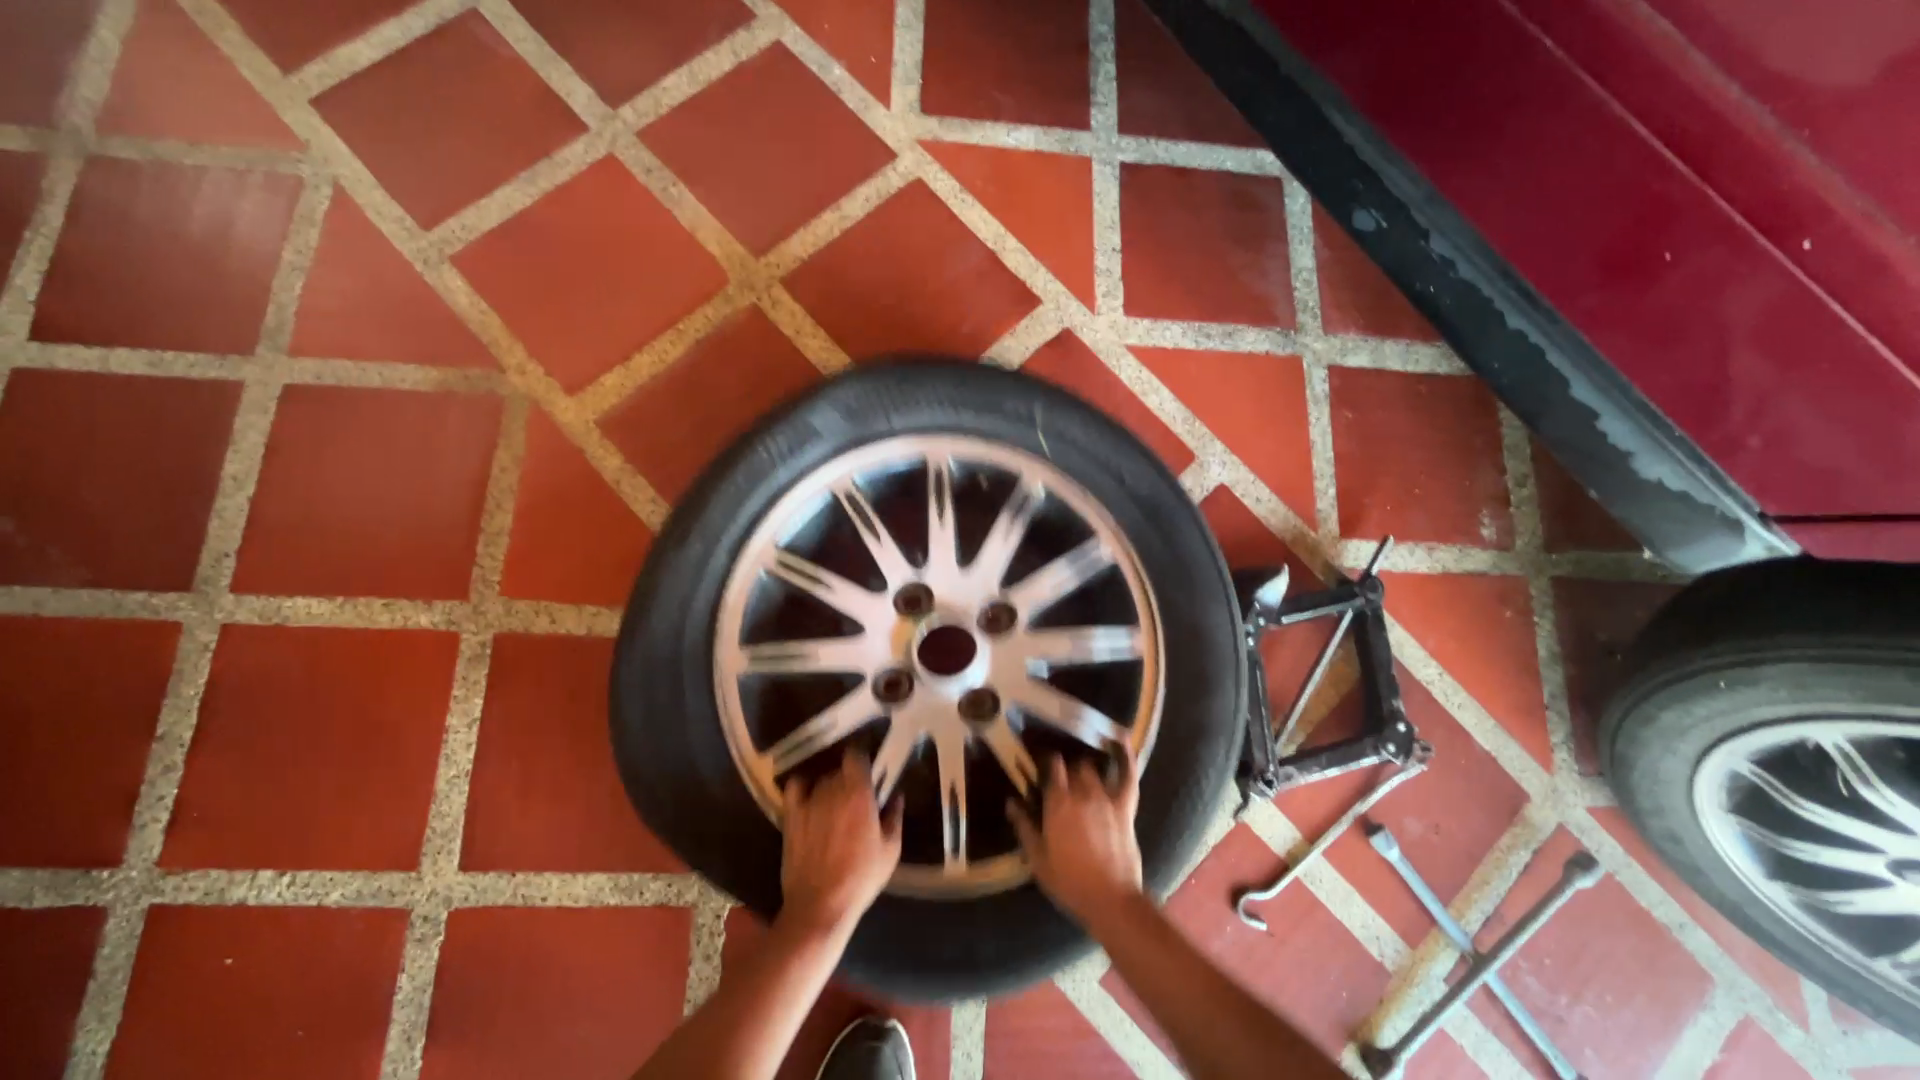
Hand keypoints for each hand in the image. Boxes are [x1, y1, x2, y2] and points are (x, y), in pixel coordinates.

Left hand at [779, 752, 902, 934]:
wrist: (820, 904)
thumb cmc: (861, 877)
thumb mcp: (890, 850)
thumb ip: (894, 817)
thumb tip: (896, 795)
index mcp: (859, 794)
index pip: (856, 755)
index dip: (863, 757)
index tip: (870, 769)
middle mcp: (831, 790)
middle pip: (840, 769)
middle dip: (850, 778)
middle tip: (859, 797)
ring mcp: (808, 802)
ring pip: (821, 780)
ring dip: (830, 787)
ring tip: (836, 805)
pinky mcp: (791, 815)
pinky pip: (796, 787)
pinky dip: (804, 786)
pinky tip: (811, 798)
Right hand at [1008, 748, 1144, 927]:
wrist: (1110, 899)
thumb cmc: (1069, 881)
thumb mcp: (1037, 858)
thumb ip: (1023, 827)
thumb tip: (1011, 803)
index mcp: (1057, 804)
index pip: (1051, 768)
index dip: (1046, 762)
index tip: (1039, 765)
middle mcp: (1081, 793)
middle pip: (1072, 767)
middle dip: (1065, 768)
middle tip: (1058, 777)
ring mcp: (1106, 798)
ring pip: (1093, 768)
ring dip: (1084, 768)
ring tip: (1079, 772)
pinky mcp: (1125, 806)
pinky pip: (1128, 774)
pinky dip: (1125, 755)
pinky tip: (1119, 738)